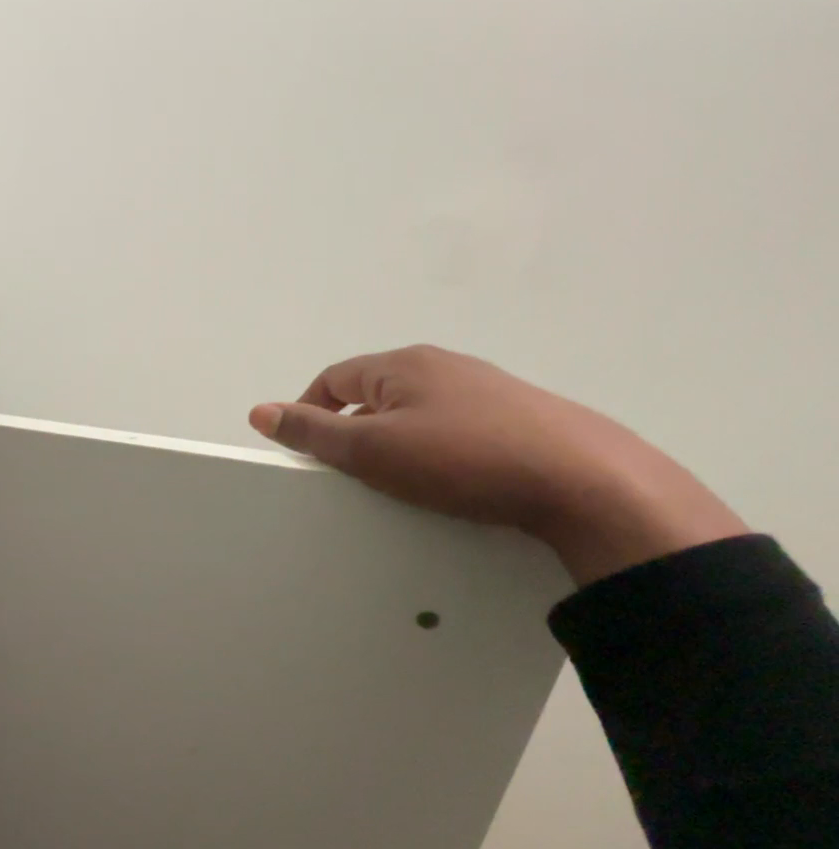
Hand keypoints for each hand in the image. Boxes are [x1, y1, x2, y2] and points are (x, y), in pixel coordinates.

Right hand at [247, 345, 747, 584]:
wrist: (588, 484)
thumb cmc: (463, 459)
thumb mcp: (371, 450)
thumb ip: (311, 431)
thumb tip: (260, 411)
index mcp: (404, 364)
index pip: (333, 378)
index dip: (308, 412)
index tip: (307, 453)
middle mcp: (446, 366)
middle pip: (376, 393)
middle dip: (354, 430)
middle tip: (352, 473)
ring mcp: (490, 390)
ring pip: (418, 413)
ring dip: (397, 443)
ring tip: (401, 483)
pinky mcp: (524, 419)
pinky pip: (457, 431)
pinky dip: (439, 453)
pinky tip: (452, 483)